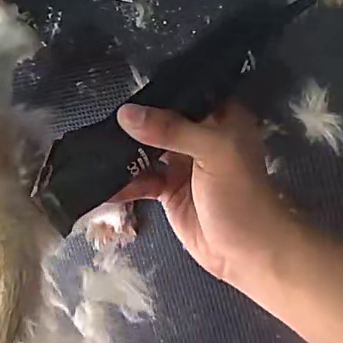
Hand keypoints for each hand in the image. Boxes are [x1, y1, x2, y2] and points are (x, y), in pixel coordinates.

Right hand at [110, 102, 300, 290]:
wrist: (246, 252)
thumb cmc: (240, 194)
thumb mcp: (213, 151)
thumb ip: (172, 129)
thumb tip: (127, 114)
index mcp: (221, 117)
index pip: (187, 93)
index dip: (159, 90)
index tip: (124, 90)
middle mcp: (202, 136)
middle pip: (162, 121)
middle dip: (135, 123)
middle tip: (101, 120)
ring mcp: (184, 164)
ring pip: (149, 149)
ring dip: (125, 151)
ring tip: (96, 147)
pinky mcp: (170, 190)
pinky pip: (142, 179)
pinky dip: (124, 181)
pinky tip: (104, 182)